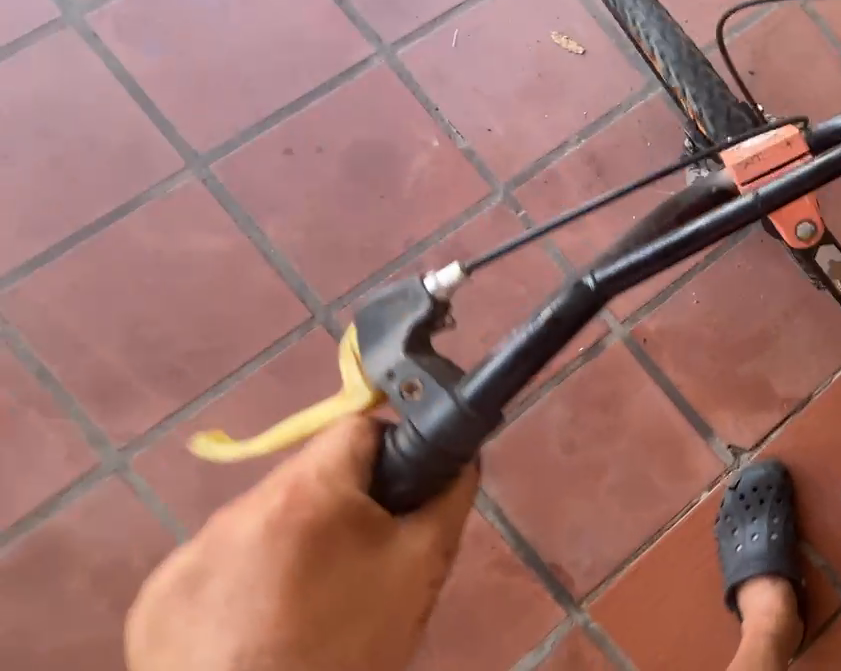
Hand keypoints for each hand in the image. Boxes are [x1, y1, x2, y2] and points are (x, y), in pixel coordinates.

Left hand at [126, 416, 478, 670]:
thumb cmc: (353, 642)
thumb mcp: (425, 563)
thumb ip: (449, 492)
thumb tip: (459, 456)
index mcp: (304, 495)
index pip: (357, 428)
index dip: (390, 451)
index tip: (400, 494)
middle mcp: (234, 513)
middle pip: (309, 474)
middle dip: (343, 500)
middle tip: (365, 554)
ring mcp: (182, 561)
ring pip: (263, 517)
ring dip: (294, 536)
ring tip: (312, 596)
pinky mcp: (151, 604)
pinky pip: (219, 561)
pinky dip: (247, 576)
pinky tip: (262, 622)